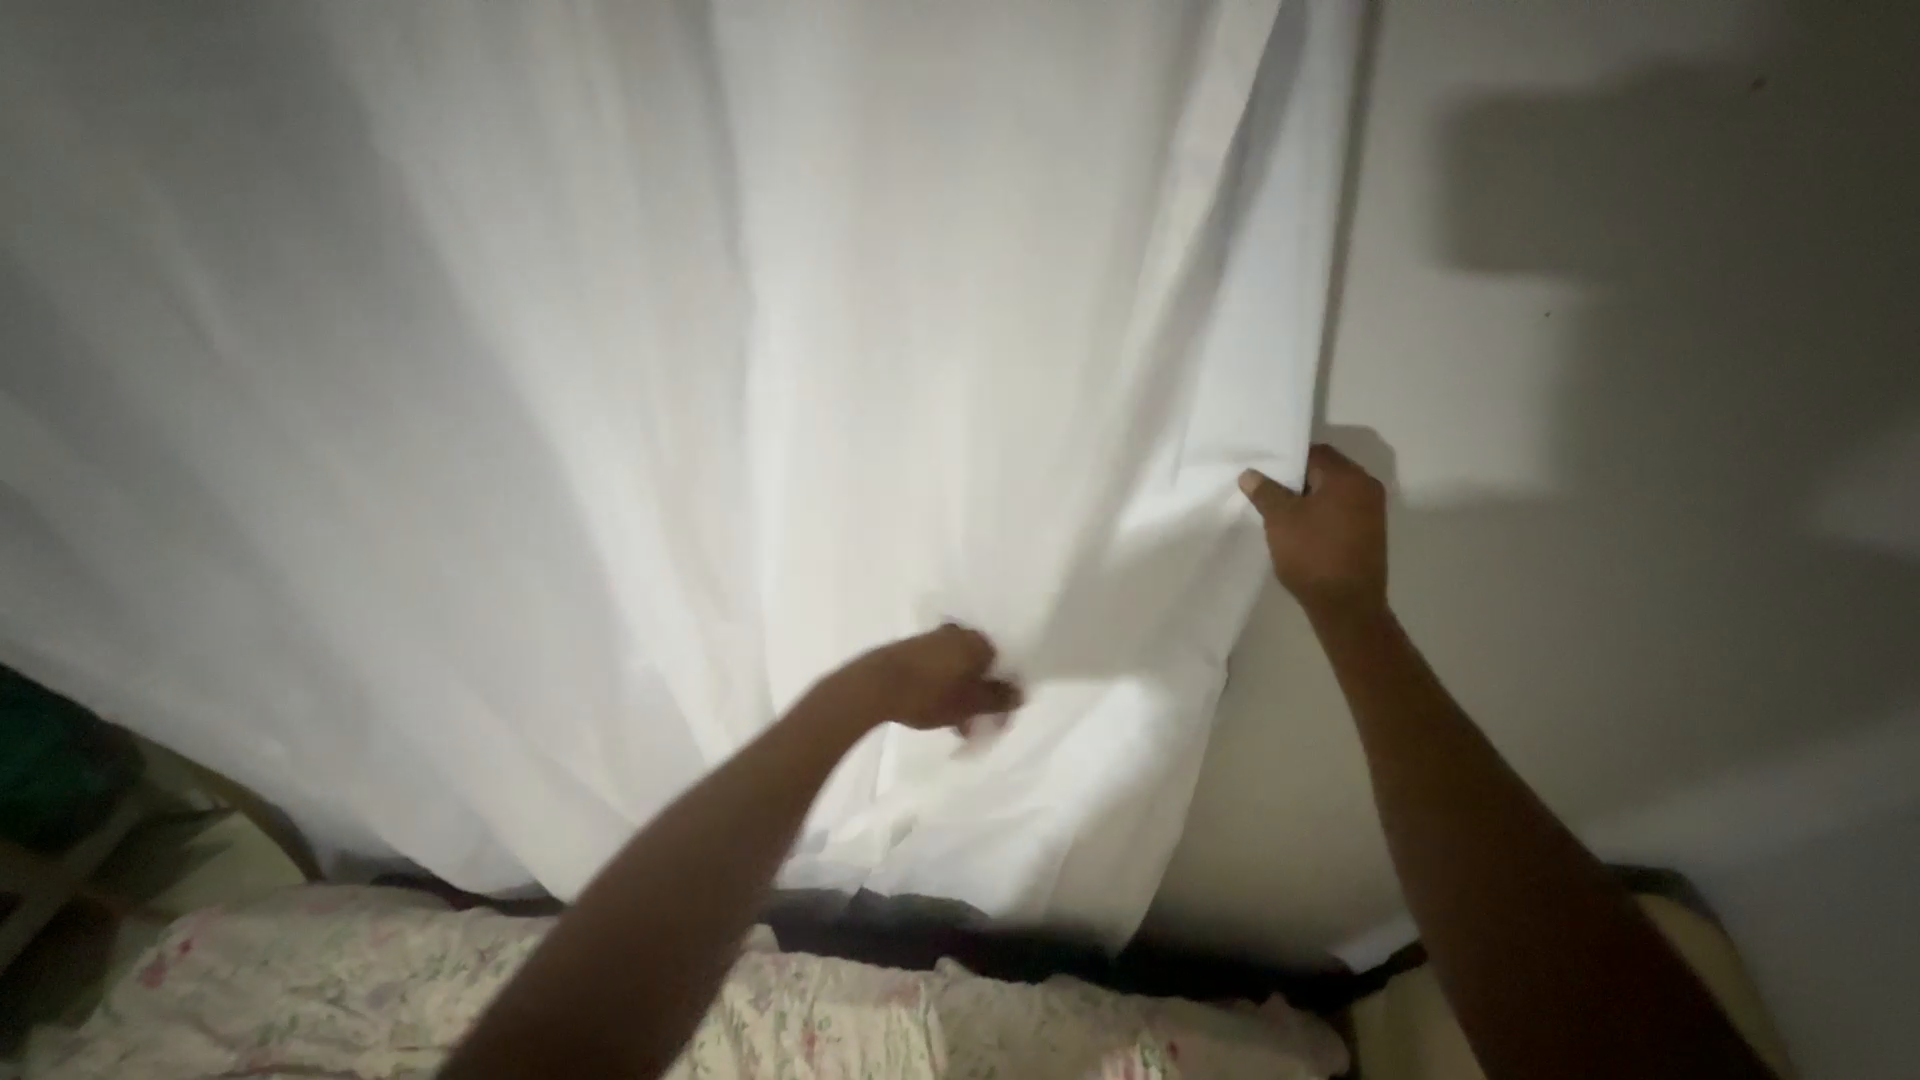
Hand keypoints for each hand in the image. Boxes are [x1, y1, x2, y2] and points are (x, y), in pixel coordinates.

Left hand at [809, 624, 1022, 733]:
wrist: (874, 685)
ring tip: (954, 724)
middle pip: (982, 666)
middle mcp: (959, 632)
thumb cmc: (930, 694)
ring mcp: (933, 638)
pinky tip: (935, 710)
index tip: (998, 717)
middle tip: (975, 723)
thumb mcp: (970, 705)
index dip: (1005, 692)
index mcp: (978, 641)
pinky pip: (940, 668)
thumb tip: (1020, 693)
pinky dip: (944, 687)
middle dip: (982, 695)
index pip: (1005, 664)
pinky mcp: (912, 648)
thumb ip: (999, 699)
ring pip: (960, 668)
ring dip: (962, 693)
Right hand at [1239, 443, 1387, 618]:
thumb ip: (1265, 492)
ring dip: (1308, 499)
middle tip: (1267, 493)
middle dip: (1296, 481)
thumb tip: (1250, 474)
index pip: (1315, 453)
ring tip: (1280, 514)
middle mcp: (1367, 488)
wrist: (1346, 605)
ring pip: (1333, 494)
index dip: (1287, 460)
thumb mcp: (1280, 520)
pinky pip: (1341, 512)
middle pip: (1326, 471)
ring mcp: (1372, 513)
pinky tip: (1300, 531)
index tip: (1264, 473)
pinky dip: (1321, 515)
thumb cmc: (1312, 554)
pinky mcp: (1369, 534)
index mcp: (1349, 478)